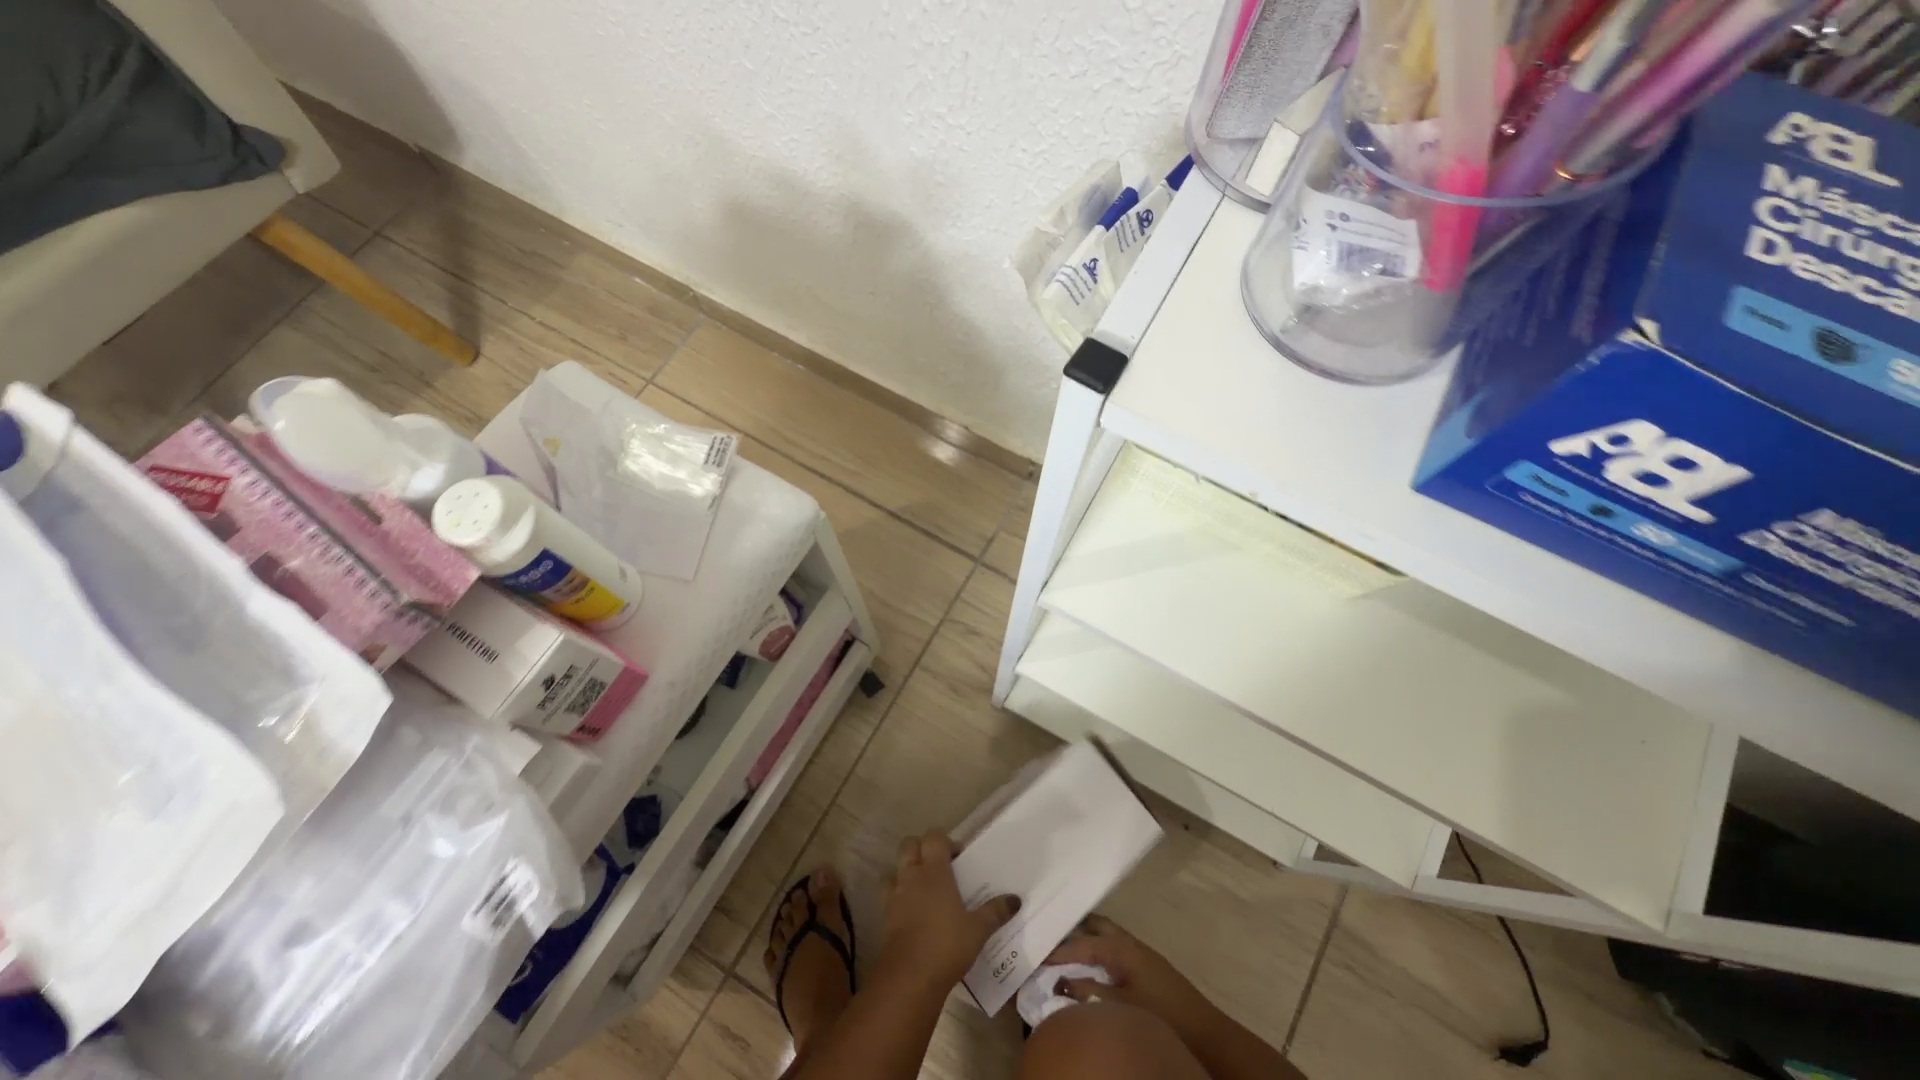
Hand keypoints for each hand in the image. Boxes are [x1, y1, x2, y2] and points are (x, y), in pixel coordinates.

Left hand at [877, 831, 1019, 993]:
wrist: (910, 976)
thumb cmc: (947, 945)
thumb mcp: (978, 929)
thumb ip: (996, 912)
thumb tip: (1015, 900)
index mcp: (934, 872)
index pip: (933, 837)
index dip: (945, 841)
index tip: (959, 857)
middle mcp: (912, 876)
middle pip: (909, 845)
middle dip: (922, 848)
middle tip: (941, 866)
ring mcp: (895, 894)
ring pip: (896, 868)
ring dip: (907, 870)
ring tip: (925, 886)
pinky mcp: (886, 914)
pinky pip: (890, 893)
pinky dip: (900, 894)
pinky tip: (915, 910)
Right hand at [1046, 916, 1221, 1040]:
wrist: (1203, 1032)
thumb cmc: (1160, 1013)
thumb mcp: (1118, 1005)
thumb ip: (1088, 990)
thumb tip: (1060, 980)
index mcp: (1121, 947)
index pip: (1080, 942)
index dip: (1056, 949)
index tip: (1033, 952)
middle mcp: (1129, 943)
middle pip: (1094, 928)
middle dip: (1071, 930)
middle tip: (1046, 938)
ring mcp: (1138, 955)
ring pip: (1104, 939)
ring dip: (1084, 942)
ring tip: (1060, 951)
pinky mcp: (1144, 969)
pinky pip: (1112, 952)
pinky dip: (1095, 955)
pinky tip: (1086, 969)